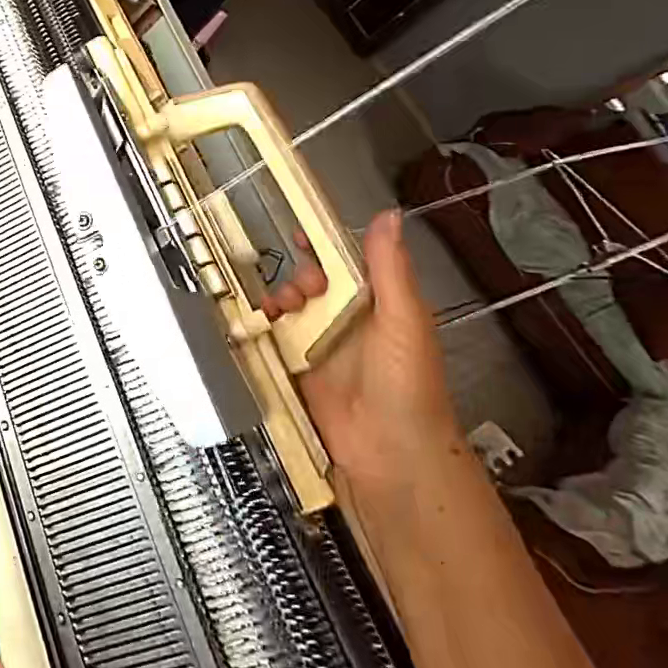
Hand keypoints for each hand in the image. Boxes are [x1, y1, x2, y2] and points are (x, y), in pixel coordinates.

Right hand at [262, 210, 463, 489]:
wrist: (391, 454)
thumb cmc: (407, 382)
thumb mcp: (403, 318)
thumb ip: (390, 267)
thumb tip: (389, 213)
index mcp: (377, 300)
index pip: (346, 261)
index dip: (323, 244)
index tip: (299, 231)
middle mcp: (347, 318)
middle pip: (313, 282)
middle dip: (300, 276)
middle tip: (303, 289)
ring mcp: (322, 344)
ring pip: (292, 308)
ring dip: (279, 299)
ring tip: (279, 308)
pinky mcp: (300, 370)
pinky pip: (277, 340)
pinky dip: (265, 328)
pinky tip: (259, 324)